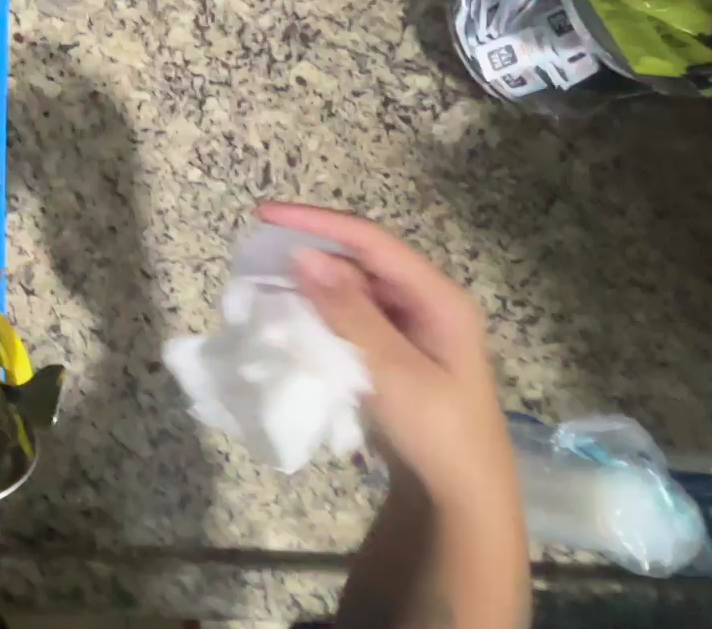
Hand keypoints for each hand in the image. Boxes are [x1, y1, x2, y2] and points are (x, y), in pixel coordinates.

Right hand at [257, 202, 512, 505]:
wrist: (457, 497)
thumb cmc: (435, 431)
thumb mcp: (390, 370)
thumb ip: (347, 311)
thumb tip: (302, 255)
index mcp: (437, 298)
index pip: (370, 241)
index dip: (316, 221)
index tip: (262, 214)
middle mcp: (422, 299)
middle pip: (358, 255)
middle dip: (307, 245)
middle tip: (254, 247)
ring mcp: (404, 321)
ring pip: (348, 282)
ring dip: (306, 276)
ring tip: (260, 274)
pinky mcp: (386, 342)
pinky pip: (344, 308)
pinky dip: (313, 303)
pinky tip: (284, 306)